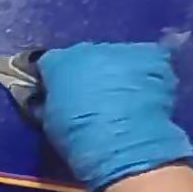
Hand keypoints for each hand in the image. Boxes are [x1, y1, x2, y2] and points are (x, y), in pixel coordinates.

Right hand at [33, 42, 192, 191]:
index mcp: (59, 61)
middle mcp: (90, 49)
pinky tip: (145, 77)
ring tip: (115, 95)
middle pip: (82, 57)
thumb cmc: (75, 133)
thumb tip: (38, 98)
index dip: (48, 78)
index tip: (49, 93)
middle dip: (81, 72)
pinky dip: (144, 66)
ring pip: (113, 57)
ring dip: (111, 71)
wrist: (123, 142)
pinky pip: (148, 56)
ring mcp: (124, 51)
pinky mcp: (154, 59)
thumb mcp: (47, 119)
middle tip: (84, 96)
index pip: (47, 62)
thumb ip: (42, 101)